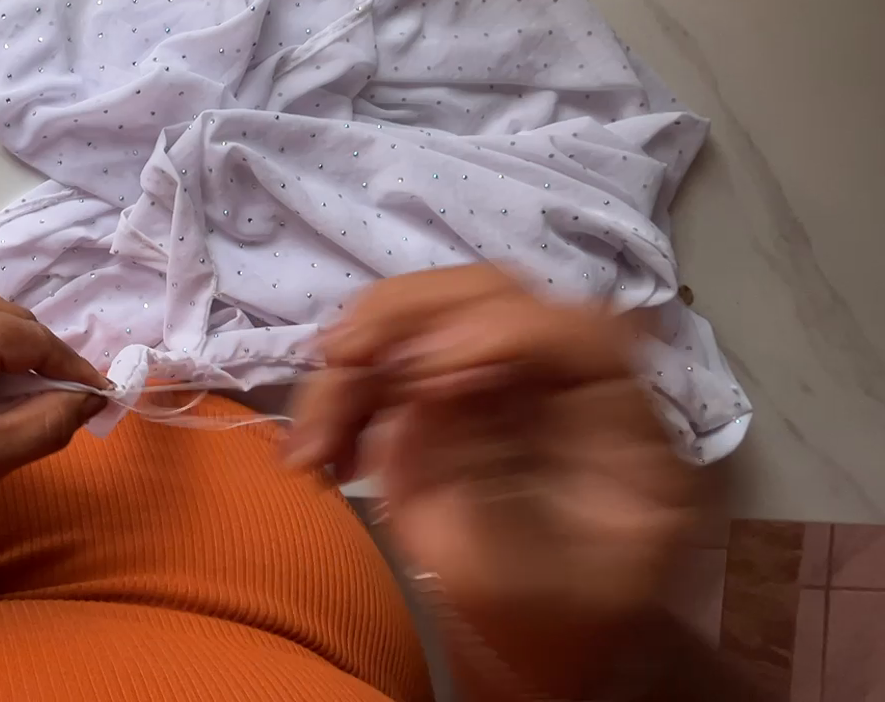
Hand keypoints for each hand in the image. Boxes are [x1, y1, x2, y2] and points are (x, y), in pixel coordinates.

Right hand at [287, 266, 694, 697]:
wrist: (527, 627)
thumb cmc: (561, 610)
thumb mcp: (561, 574)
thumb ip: (504, 481)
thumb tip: (426, 388)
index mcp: (606, 411)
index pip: (568, 327)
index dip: (496, 331)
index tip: (422, 382)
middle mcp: (538, 373)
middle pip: (470, 292)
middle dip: (393, 314)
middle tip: (341, 360)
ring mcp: (468, 372)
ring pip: (397, 315)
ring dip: (342, 367)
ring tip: (315, 447)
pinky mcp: (410, 389)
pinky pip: (356, 366)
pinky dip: (322, 401)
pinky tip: (312, 458)